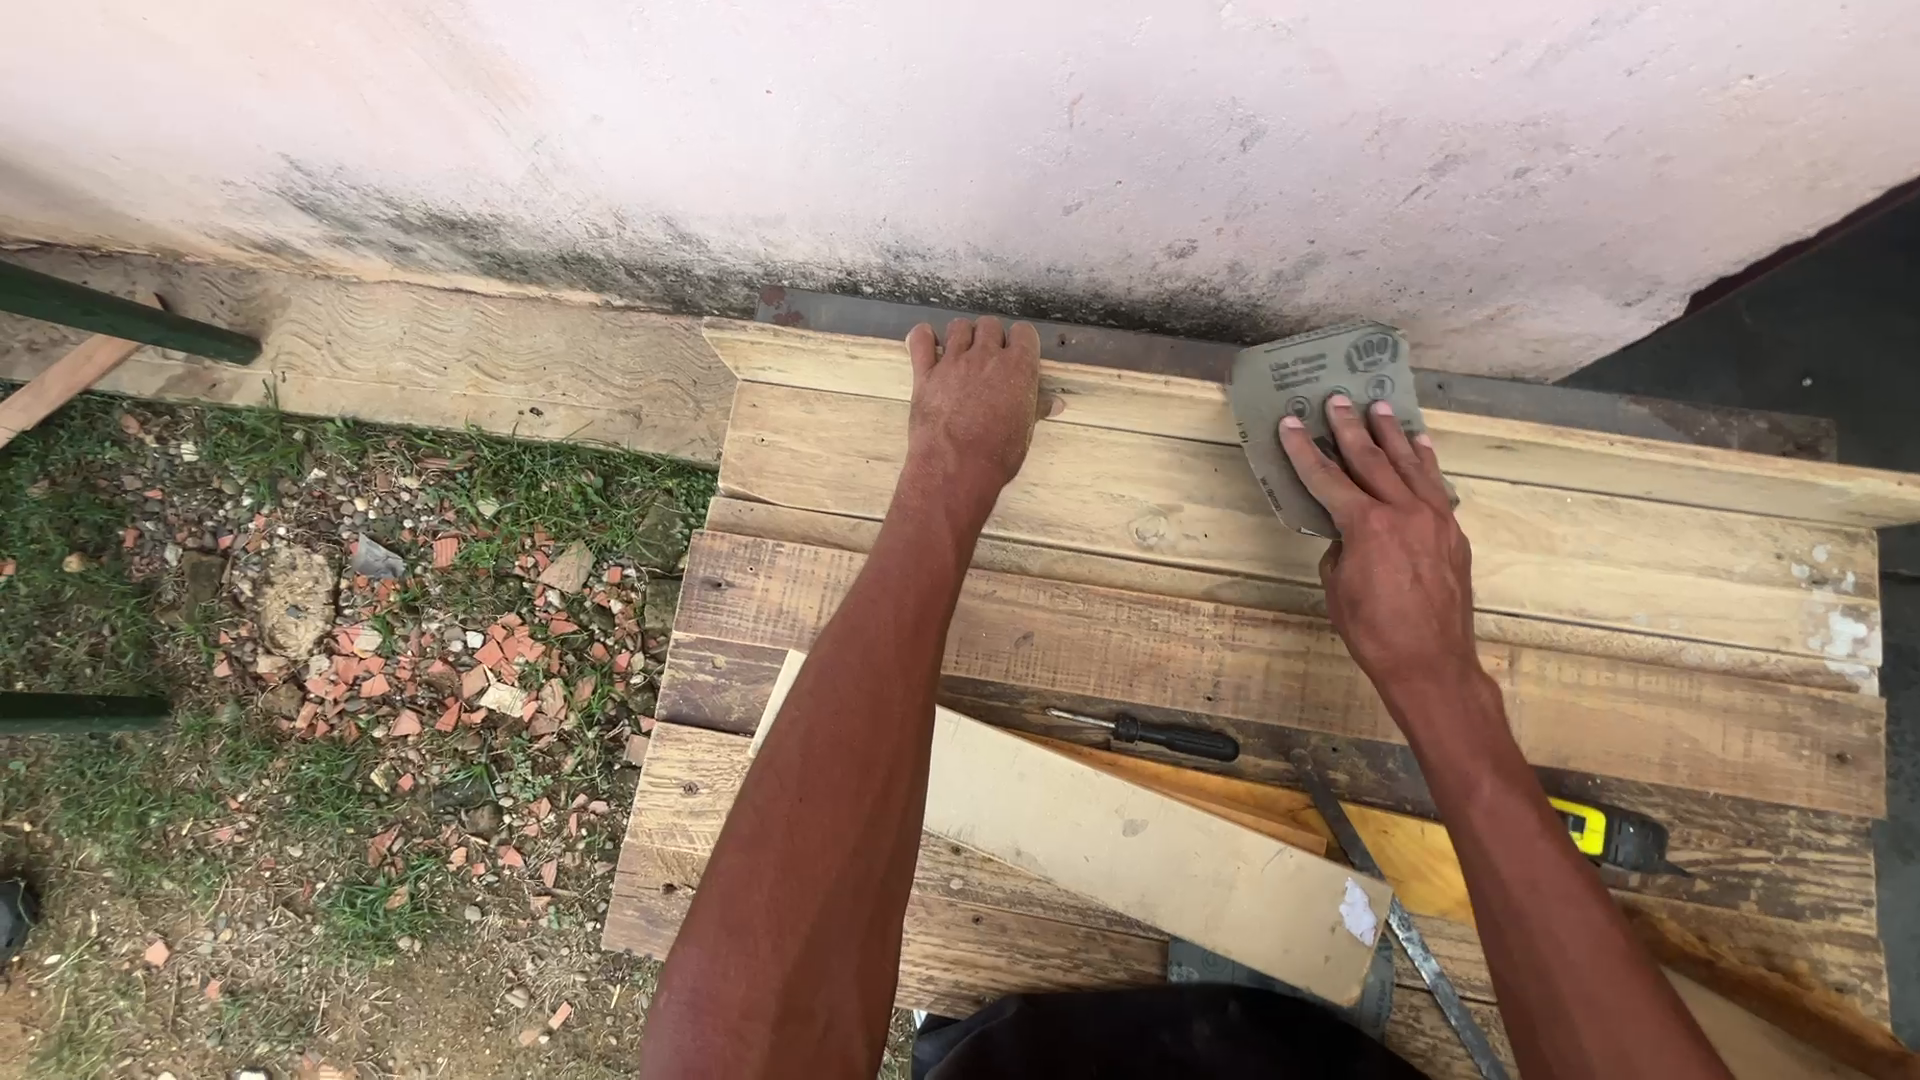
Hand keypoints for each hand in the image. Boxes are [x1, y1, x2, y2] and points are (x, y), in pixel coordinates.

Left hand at [901, 317, 1042, 519]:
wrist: (956, 466)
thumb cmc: (997, 454)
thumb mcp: (1025, 431)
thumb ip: (1038, 408)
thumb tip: (1057, 404)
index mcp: (1018, 366)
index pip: (1024, 332)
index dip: (1020, 342)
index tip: (1016, 354)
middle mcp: (985, 356)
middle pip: (990, 325)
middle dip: (990, 337)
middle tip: (988, 358)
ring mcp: (953, 362)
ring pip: (959, 327)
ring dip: (962, 335)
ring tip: (961, 352)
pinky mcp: (925, 373)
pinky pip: (920, 340)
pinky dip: (923, 338)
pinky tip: (927, 343)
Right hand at [1277, 396, 1484, 711]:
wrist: (1430, 661)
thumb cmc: (1371, 630)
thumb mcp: (1337, 585)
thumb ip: (1340, 547)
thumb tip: (1348, 532)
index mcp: (1367, 525)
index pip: (1327, 478)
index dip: (1305, 450)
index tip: (1291, 423)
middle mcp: (1404, 512)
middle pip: (1370, 459)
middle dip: (1349, 428)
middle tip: (1336, 400)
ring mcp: (1434, 519)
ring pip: (1409, 465)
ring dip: (1391, 434)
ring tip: (1379, 408)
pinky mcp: (1452, 532)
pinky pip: (1435, 486)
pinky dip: (1425, 462)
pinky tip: (1420, 444)